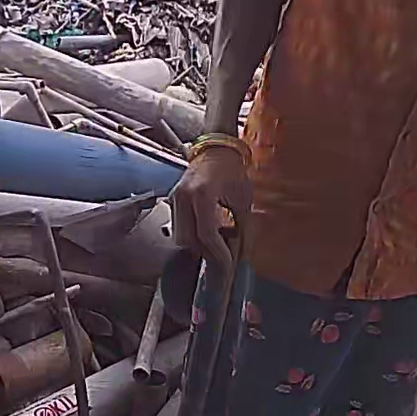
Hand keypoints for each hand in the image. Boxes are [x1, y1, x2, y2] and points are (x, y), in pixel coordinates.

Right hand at [170, 144, 249, 267]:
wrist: (216, 149)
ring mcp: (175, 198)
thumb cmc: (232, 170)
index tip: (228, 266)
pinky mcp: (173, 200)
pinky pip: (179, 227)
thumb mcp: (242, 199)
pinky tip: (208, 235)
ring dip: (199, 247)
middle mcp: (184, 196)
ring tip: (217, 247)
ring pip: (181, 237)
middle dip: (207, 253)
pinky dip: (193, 236)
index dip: (218, 253)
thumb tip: (244, 256)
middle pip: (189, 240)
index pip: (206, 233)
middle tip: (224, 259)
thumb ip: (244, 228)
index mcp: (202, 193)